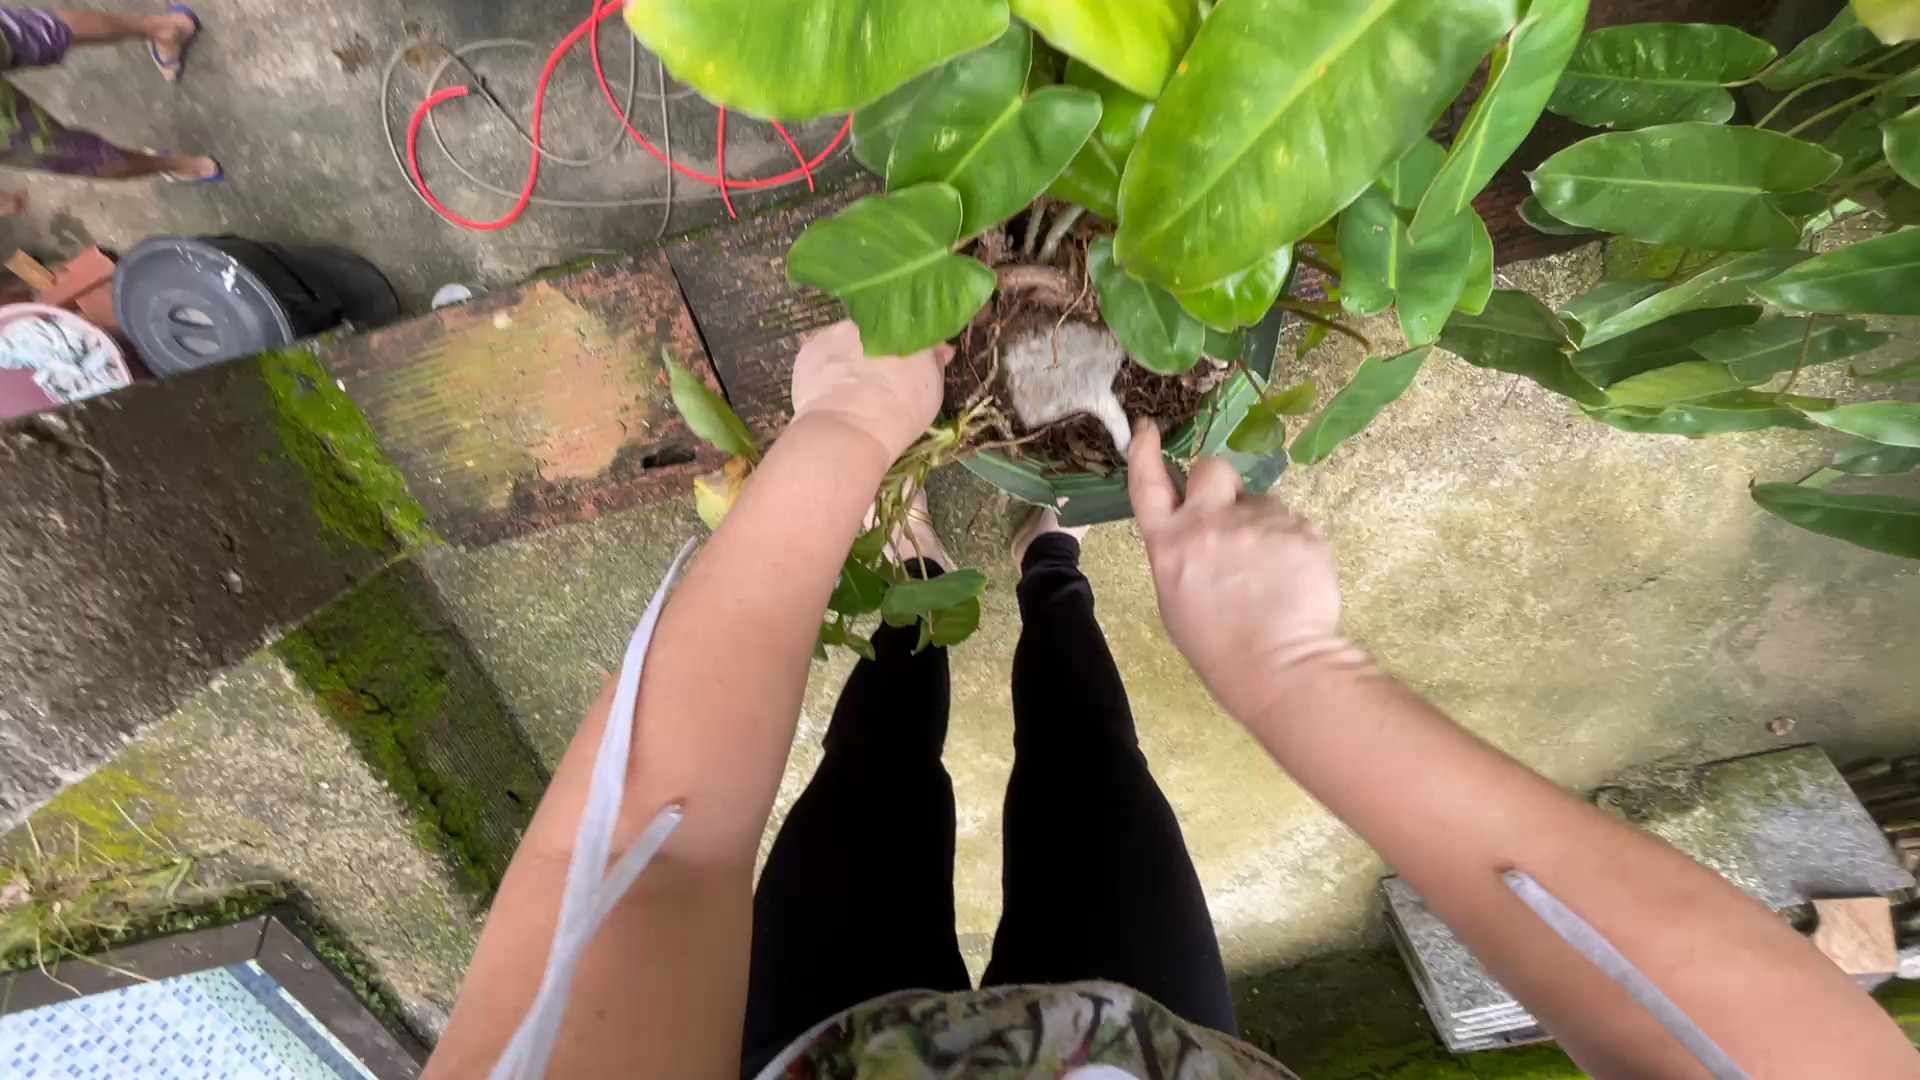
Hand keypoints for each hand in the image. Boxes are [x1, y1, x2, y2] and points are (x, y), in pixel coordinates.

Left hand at [791, 321, 950, 460]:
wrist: (847, 432)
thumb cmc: (898, 415)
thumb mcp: (931, 393)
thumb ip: (934, 364)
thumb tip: (941, 350)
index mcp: (907, 330)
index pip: (915, 331)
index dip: (917, 349)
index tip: (917, 366)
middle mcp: (873, 322)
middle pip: (880, 332)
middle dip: (881, 349)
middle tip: (881, 378)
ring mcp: (838, 331)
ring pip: (849, 339)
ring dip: (852, 354)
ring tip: (852, 386)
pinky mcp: (810, 347)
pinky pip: (823, 352)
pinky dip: (828, 366)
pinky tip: (830, 389)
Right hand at [1127, 420, 1356, 720]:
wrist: (1278, 666)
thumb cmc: (1216, 643)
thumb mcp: (1174, 595)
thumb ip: (1178, 551)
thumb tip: (1192, 531)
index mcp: (1169, 542)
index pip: (1148, 483)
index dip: (1145, 451)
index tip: (1149, 427)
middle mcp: (1208, 522)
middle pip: (1212, 468)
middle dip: (1219, 483)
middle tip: (1231, 514)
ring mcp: (1256, 522)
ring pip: (1259, 501)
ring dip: (1261, 523)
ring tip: (1269, 569)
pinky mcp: (1299, 529)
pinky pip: (1292, 523)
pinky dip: (1291, 543)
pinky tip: (1290, 577)